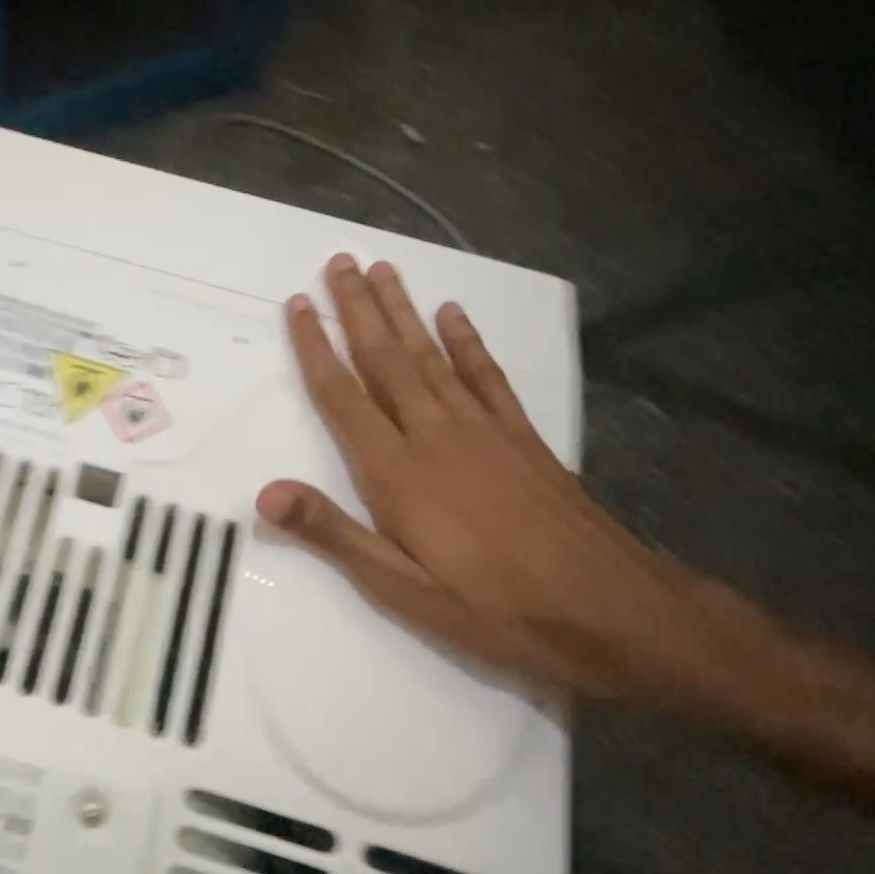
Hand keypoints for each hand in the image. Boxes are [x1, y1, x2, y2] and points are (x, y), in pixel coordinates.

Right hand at [259, 253, 753, 701]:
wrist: (610, 611)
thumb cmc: (494, 608)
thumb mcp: (402, 589)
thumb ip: (333, 534)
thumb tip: (264, 494)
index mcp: (396, 471)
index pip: (342, 395)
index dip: (315, 347)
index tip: (296, 304)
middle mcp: (433, 434)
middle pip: (385, 358)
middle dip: (357, 308)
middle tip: (339, 262)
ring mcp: (481, 429)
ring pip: (430, 355)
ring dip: (403, 310)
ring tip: (382, 269)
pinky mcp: (521, 435)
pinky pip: (487, 375)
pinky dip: (467, 341)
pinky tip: (454, 313)